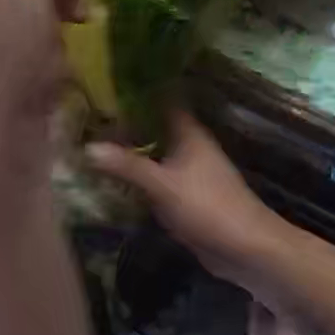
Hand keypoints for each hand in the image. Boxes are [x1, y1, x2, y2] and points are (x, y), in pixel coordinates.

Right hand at [87, 110, 293, 283]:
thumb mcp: (163, 185)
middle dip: (126, 125)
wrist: (246, 248)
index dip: (139, 92)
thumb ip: (127, 166)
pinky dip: (137, 178)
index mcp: (189, 133)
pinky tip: (112, 180)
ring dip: (130, 153)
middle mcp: (189, 148)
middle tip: (88, 120)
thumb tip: (88, 147)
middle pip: (155, 128)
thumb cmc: (208, 206)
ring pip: (154, 155)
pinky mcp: (186, 198)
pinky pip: (156, 181)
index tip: (107, 86)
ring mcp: (188, 173)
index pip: (163, 100)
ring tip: (91, 145)